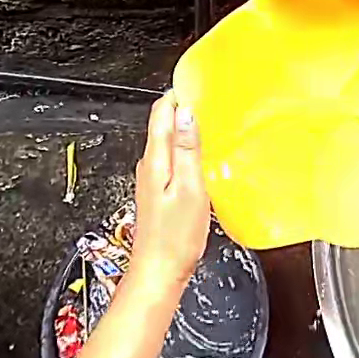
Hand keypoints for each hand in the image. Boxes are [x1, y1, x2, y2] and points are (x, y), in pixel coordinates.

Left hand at [130, 92, 209, 289]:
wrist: (158, 275)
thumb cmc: (175, 237)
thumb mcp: (189, 188)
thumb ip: (188, 149)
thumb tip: (187, 112)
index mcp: (155, 160)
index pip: (161, 114)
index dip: (176, 94)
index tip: (197, 82)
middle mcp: (149, 166)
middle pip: (163, 124)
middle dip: (183, 107)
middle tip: (210, 98)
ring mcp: (151, 179)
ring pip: (168, 141)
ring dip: (186, 127)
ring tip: (210, 120)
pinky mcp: (159, 190)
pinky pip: (171, 157)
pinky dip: (186, 147)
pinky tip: (202, 154)